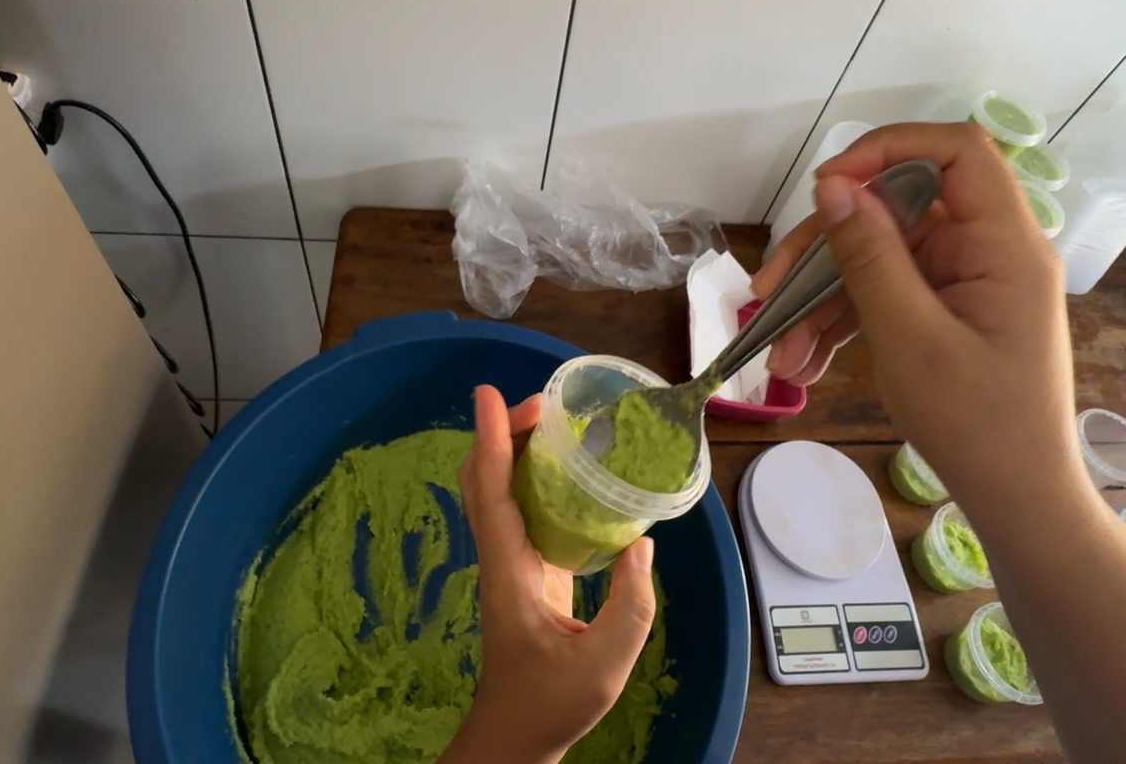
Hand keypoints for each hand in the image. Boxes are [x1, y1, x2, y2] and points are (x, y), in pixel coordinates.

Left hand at [440, 385, 658, 763]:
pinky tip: (566, 465)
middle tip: (544, 403)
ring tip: (555, 420)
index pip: (490, 491)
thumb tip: (643, 543)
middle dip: (503, 431)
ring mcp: (509, 556)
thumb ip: (630, 608)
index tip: (488, 394)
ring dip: (515, 446)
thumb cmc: (552, 702)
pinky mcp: (524, 562)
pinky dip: (532, 471)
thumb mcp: (604, 667)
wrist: (517, 731)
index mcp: (508, 570)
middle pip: (483, 477)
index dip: (490, 439)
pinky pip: (518, 502)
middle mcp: (500, 553)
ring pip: (496, 485)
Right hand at [754, 122, 1090, 509]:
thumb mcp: (909, 336)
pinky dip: (839, 321)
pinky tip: (802, 361)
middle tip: (768, 288)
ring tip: (779, 353)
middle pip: (893, 209)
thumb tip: (834, 185)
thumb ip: (870, 255)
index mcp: (1001, 242)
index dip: (887, 149)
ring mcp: (960, 278)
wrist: (1016, 500)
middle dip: (824, 247)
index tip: (828, 185)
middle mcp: (983, 248)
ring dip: (819, 297)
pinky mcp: (940, 306)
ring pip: (876, 254)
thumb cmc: (975, 422)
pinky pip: (881, 292)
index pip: (956, 151)